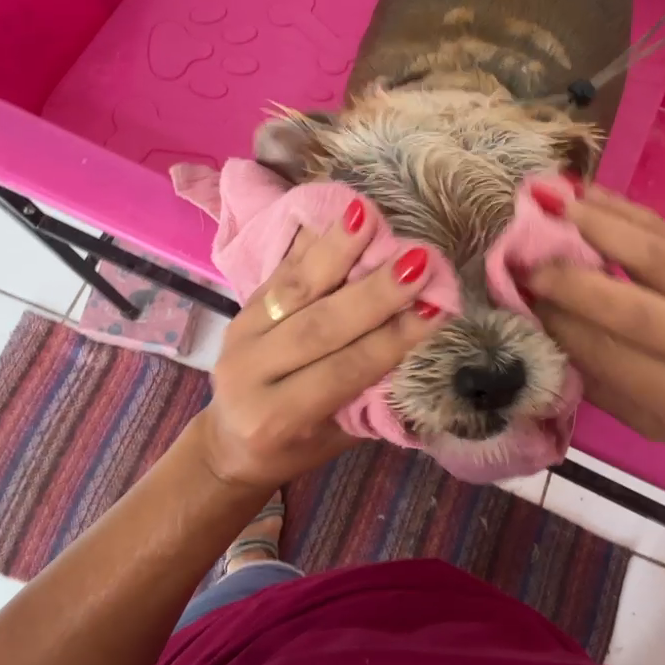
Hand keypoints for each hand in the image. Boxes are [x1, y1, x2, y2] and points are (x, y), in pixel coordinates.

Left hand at [200, 201, 443, 488]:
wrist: (228, 442)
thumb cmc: (295, 448)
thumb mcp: (335, 439)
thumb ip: (369, 396)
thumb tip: (420, 343)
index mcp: (276, 418)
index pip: (343, 370)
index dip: (390, 339)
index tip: (435, 310)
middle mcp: (250, 373)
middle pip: (318, 325)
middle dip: (373, 291)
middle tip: (416, 260)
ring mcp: (240, 335)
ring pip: (294, 288)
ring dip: (337, 250)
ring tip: (369, 216)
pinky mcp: (240, 308)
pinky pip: (281, 270)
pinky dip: (313, 243)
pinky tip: (339, 215)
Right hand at [524, 185, 664, 458]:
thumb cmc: (659, 409)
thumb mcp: (617, 402)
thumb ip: (578, 357)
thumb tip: (526, 303)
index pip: (610, 355)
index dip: (560, 323)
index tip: (516, 294)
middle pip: (636, 308)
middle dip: (573, 279)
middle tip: (525, 254)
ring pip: (656, 255)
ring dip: (600, 225)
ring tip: (553, 205)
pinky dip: (622, 209)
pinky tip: (584, 194)